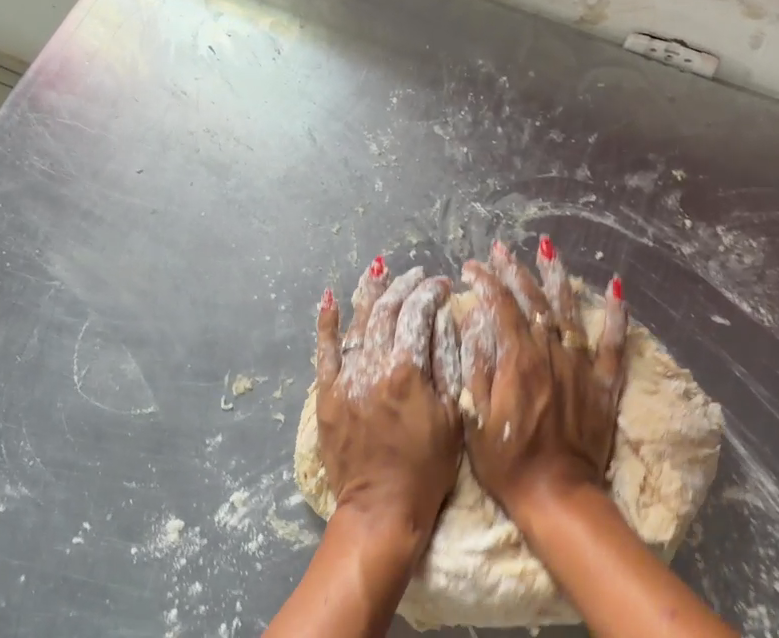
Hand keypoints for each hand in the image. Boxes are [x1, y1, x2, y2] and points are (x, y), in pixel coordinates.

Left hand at [315, 257, 462, 550]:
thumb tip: (445, 319)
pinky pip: (325, 350)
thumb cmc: (428, 467)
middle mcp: (373, 365)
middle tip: (416, 274)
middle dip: (404, 285)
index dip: (431, 293)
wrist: (382, 507)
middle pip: (386, 310)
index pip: (419, 313)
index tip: (442, 285)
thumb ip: (447, 362)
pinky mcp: (328, 394)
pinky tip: (331, 297)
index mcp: (408, 369)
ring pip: (357, 323)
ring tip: (380, 271)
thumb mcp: (453, 415)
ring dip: (370, 293)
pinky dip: (328, 322)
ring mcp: (346, 378)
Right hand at [458, 236, 627, 514]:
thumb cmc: (507, 463)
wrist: (557, 497)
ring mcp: (580, 367)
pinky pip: (613, 343)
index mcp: (517, 361)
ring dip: (556, 277)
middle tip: (500, 249)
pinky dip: (616, 315)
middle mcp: (550, 354)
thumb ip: (476, 365)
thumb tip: (472, 321)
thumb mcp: (474, 417)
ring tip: (547, 249)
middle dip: (514, 271)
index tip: (470, 267)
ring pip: (569, 310)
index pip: (500, 307)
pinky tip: (616, 288)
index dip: (485, 282)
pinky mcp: (603, 384)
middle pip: (533, 301)